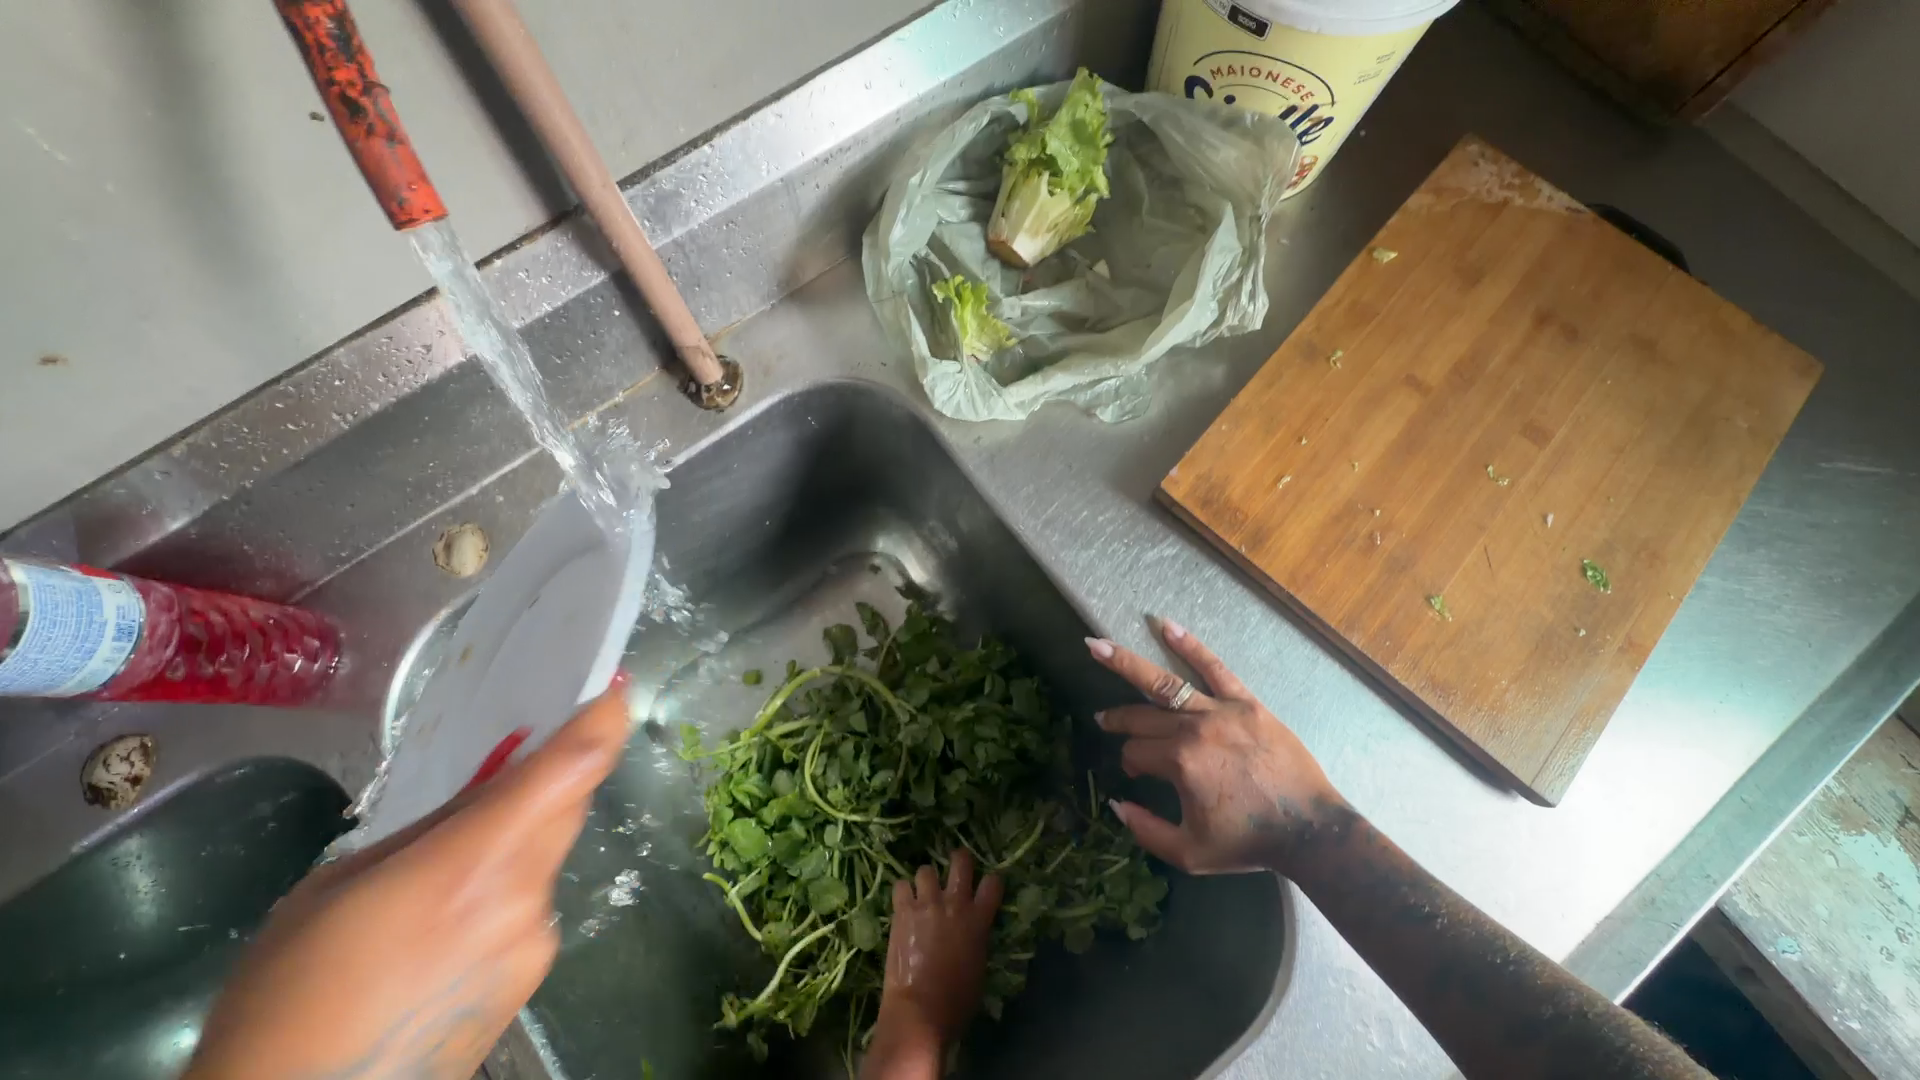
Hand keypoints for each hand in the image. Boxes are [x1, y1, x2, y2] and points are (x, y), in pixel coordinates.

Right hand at [184, 678, 630, 1079]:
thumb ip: (434, 825)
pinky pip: (533, 899)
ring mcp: (538, 940)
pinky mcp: (534, 972)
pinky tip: (450, 915)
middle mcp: (525, 898)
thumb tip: (497, 777)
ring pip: (549, 853)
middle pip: (568, 806)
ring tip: (452, 856)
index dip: (604, 720)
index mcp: (474, 867)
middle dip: (557, 772)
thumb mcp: (339, 888)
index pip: (571, 770)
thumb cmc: (289, 997)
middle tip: (525, 751)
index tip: (615, 686)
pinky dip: (510, 882)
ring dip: (524, 832)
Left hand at [862, 851, 1003, 1079]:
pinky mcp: (902, 911)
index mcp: (979, 920)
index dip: (991, 881)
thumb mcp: (979, 967)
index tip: (986, 885)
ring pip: (926, 870)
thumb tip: (971, 934)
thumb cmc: (957, 1001)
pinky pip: (900, 886)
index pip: (993, 882)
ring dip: (926, 880)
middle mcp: (955, 904)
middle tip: (955, 865)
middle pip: (961, 861)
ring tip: (922, 892)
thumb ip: (976, 940)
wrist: (920, 1010)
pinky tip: (902, 904)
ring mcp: (927, 904)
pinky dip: (902, 892)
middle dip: (959, 859)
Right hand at [1088, 619, 1348, 875]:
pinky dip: (1189, 645)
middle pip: (1142, 716)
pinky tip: (1166, 626)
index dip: (1130, 763)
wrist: (1310, 830)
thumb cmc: (1248, 843)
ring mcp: (1221, 711)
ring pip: (1166, 683)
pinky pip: (1215, 668)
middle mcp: (1194, 730)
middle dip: (1118, 719)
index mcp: (1179, 764)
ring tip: (1099, 647)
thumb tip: (1117, 804)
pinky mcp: (1247, 703)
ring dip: (1127, 663)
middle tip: (1102, 719)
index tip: (1135, 774)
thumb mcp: (1190, 854)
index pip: (1136, 751)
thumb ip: (1146, 831)